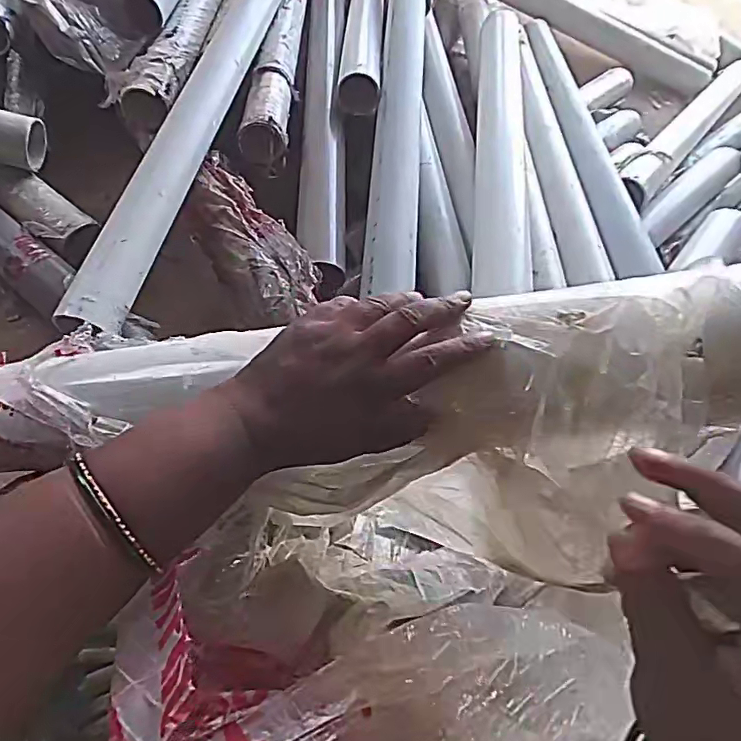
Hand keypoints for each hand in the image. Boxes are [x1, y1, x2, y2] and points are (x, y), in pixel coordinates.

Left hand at [209, 291, 494, 470]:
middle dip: (444, 308)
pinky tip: (372, 305)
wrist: (253, 417)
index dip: (463, 348)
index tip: (487, 338)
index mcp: (378, 383)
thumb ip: (401, 426)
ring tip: (423, 299)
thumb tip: (433, 413)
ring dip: (407, 300)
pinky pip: (347, 303)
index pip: (432, 359)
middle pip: (413, 319)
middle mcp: (362, 349)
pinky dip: (366, 303)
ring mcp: (335, 329)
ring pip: (382, 304)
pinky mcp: (312, 319)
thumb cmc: (309, 437)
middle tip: (463, 300)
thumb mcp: (362, 442)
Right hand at [609, 449, 740, 740]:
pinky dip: (698, 525)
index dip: (693, 534)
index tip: (630, 508)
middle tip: (645, 460)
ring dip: (704, 499)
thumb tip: (623, 535)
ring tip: (645, 482)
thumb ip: (651, 604)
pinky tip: (657, 526)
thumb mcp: (667, 680)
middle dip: (709, 488)